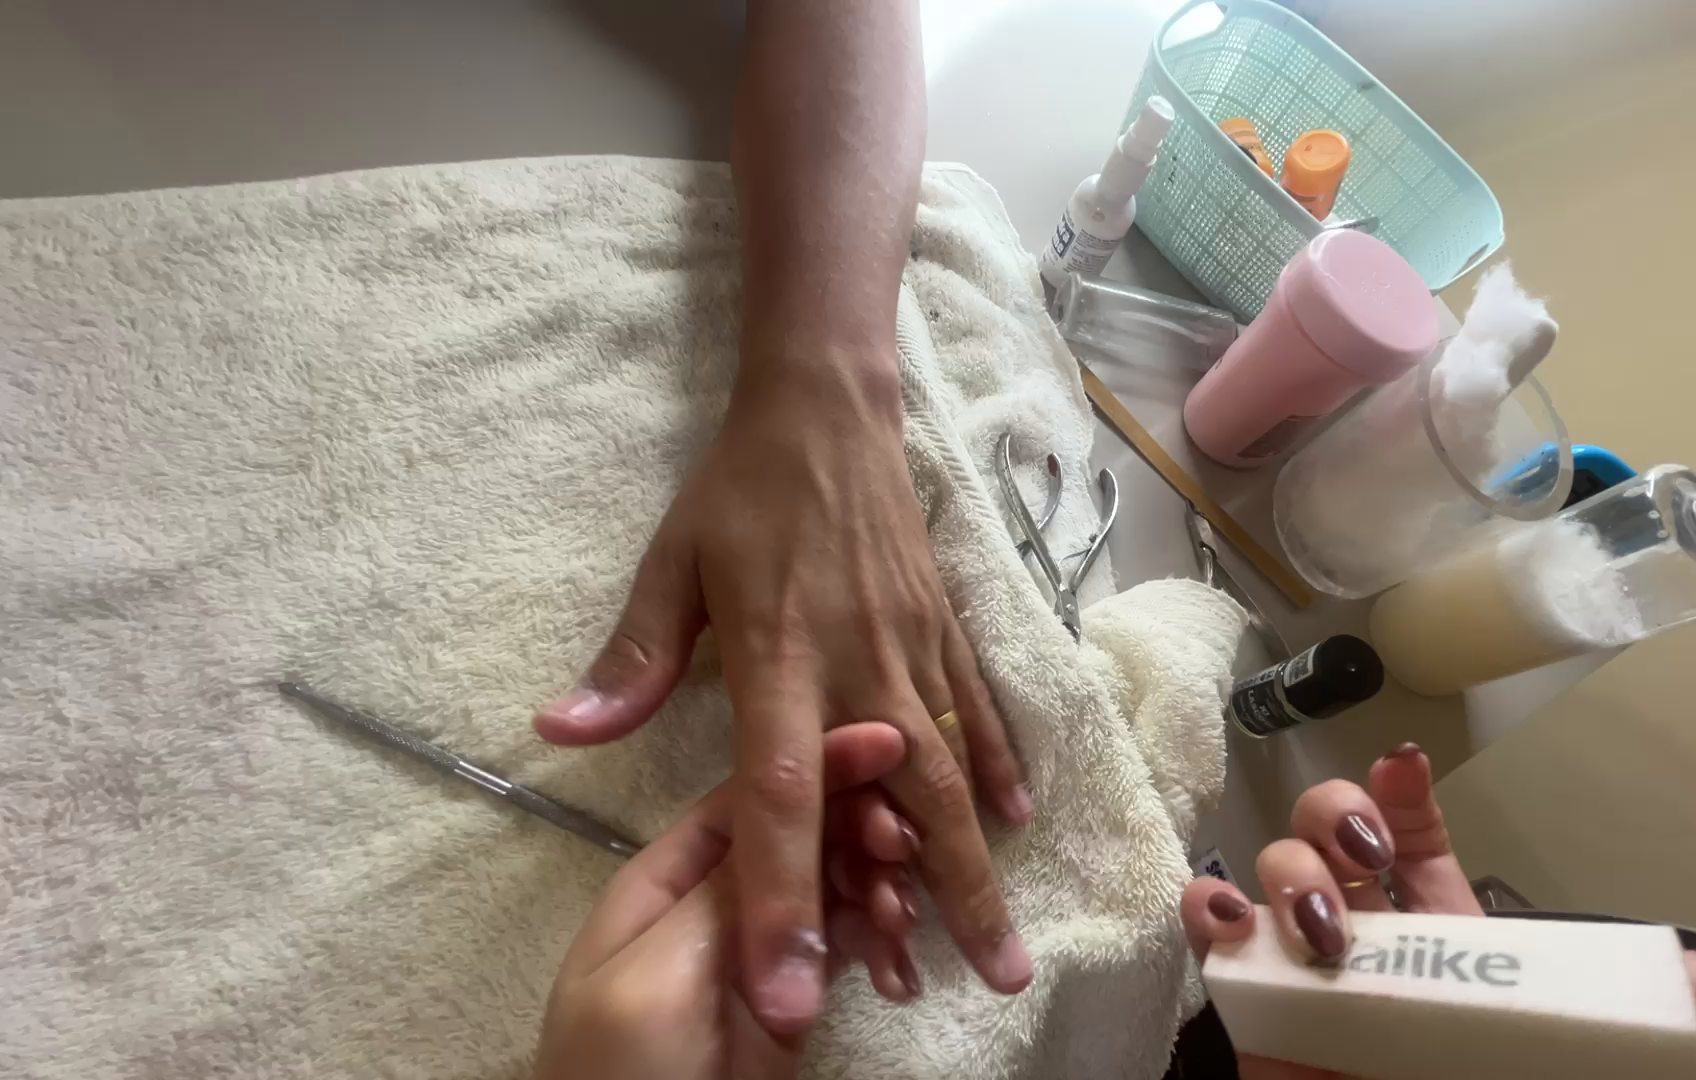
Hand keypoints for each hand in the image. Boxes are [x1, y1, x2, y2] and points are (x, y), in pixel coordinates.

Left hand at [534, 360, 1032, 1034]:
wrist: (827, 414)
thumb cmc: (745, 489)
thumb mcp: (674, 559)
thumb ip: (633, 656)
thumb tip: (561, 733)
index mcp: (778, 652)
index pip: (781, 790)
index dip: (784, 896)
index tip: (795, 991)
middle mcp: (858, 658)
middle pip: (902, 791)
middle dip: (940, 893)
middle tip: (984, 979)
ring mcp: (913, 640)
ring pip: (952, 759)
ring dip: (980, 850)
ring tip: (1006, 930)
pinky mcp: (943, 620)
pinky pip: (974, 702)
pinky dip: (997, 761)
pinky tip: (1015, 813)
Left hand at [534, 722, 913, 1079]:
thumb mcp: (656, 981)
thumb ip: (727, 891)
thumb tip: (806, 825)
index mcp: (674, 869)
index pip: (756, 791)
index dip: (824, 762)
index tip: (891, 740)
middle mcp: (727, 887)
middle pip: (811, 828)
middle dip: (865, 829)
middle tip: (902, 849)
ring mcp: (770, 933)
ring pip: (842, 877)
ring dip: (883, 887)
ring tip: (901, 923)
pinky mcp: (806, 978)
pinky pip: (857, 934)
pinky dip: (885, 939)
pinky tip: (901, 968)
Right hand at [1179, 744, 1695, 1079]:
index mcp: (1456, 948)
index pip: (1417, 843)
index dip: (1400, 792)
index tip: (1403, 766)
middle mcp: (1374, 945)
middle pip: (1330, 834)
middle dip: (1333, 813)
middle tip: (1363, 861)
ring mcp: (1311, 975)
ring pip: (1271, 873)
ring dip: (1282, 867)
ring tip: (1319, 924)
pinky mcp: (1260, 1018)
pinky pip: (1219, 946)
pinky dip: (1208, 910)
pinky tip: (1227, 915)